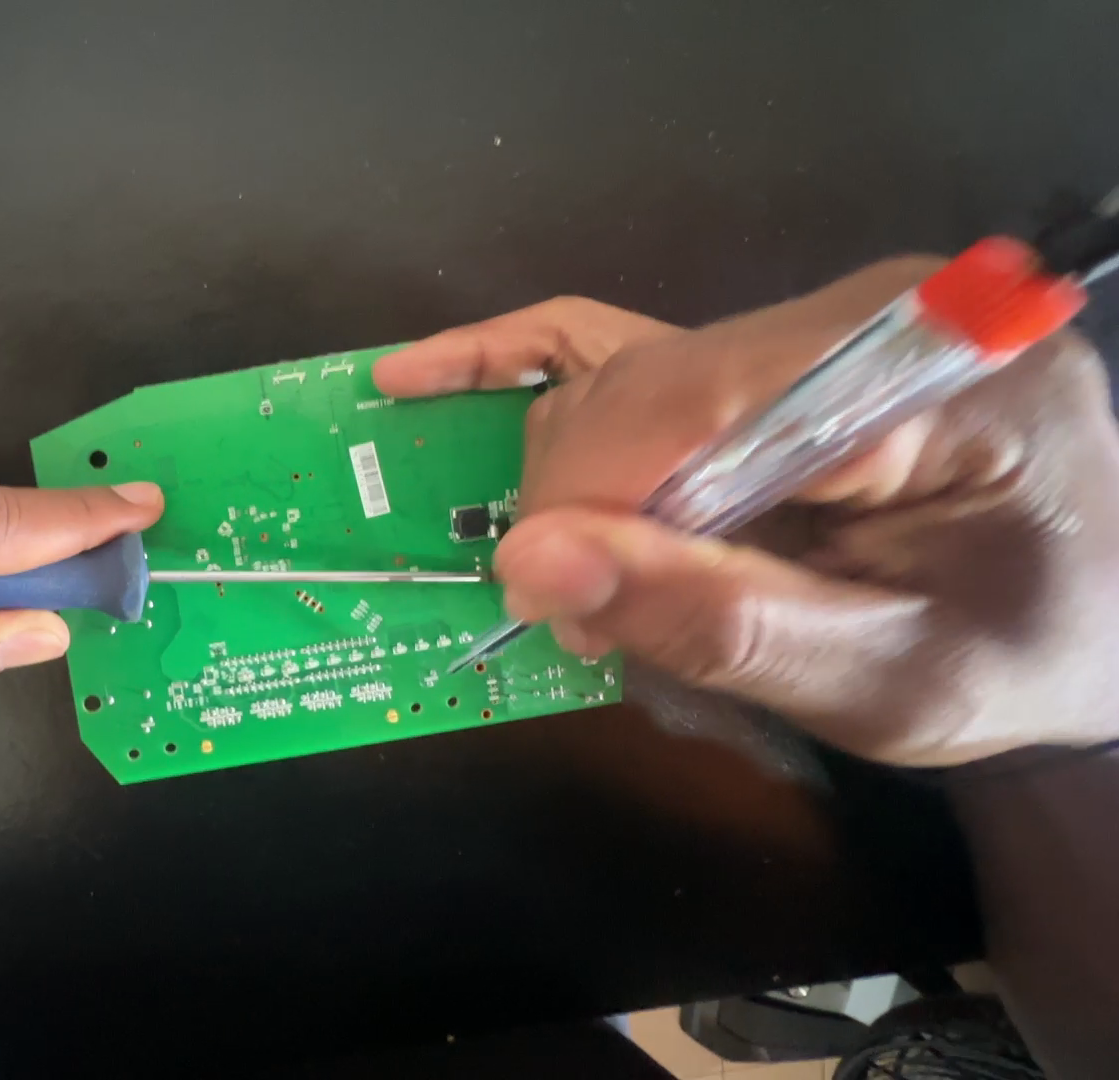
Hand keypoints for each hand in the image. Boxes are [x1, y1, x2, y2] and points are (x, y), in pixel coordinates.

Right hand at [376, 265, 1118, 766]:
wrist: (1071, 620)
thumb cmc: (1008, 656)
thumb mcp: (882, 678)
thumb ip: (710, 618)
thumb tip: (528, 563)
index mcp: (925, 373)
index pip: (690, 402)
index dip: (590, 498)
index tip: (558, 597)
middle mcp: (847, 318)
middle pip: (627, 392)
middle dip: (575, 509)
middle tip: (580, 610)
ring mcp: (782, 326)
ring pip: (592, 384)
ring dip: (558, 486)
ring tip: (578, 570)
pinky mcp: (731, 355)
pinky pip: (586, 342)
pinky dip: (499, 365)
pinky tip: (416, 376)